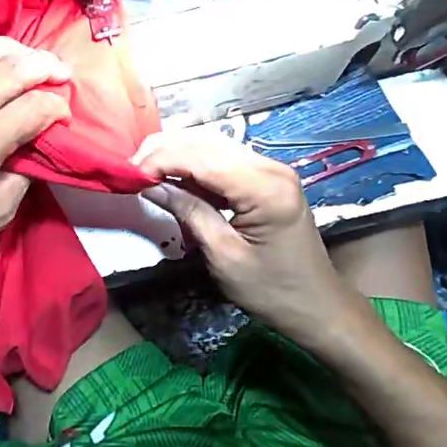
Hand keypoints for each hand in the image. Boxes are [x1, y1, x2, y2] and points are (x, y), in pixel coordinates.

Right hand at [134, 130, 364, 343]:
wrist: (317, 305)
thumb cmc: (271, 291)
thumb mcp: (223, 256)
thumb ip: (189, 213)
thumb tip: (151, 184)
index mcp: (264, 188)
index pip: (201, 157)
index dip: (160, 160)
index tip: (128, 174)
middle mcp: (270, 167)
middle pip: (207, 142)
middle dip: (165, 150)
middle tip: (131, 169)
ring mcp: (272, 169)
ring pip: (214, 144)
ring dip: (178, 153)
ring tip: (146, 170)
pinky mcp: (269, 177)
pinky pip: (226, 159)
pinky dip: (196, 164)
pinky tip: (175, 176)